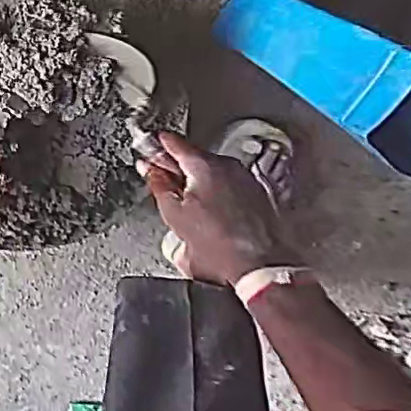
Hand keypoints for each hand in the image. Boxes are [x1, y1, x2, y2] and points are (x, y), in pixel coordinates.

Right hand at [139, 131, 299, 286]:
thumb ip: (158, 185)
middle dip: (175, 166)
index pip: (173, 142)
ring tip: (186, 203)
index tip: (148, 150)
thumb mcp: (174, 215)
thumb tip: (150, 170)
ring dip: (196, 180)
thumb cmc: (221, 246)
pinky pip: (228, 183)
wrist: (262, 268)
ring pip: (212, 170)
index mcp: (203, 165)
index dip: (156, 146)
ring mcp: (245, 178)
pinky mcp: (258, 193)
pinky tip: (209, 211)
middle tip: (161, 179)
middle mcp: (227, 165)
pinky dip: (215, 190)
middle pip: (193, 156)